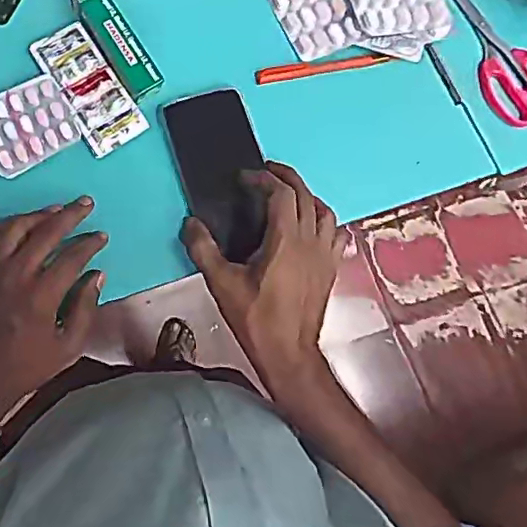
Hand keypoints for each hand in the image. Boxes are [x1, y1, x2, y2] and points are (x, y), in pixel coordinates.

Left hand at [0, 197, 106, 431]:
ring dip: (38, 214)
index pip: (72, 256)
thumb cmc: (25, 369)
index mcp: (40, 296)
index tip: (100, 237)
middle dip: (71, 215)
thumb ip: (85, 309)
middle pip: (46, 232)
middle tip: (85, 205)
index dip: (90, 243)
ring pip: (15, 227)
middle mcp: (14, 276)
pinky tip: (15, 223)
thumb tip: (96, 276)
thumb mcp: (67, 348)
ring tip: (55, 209)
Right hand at [181, 162, 339, 408]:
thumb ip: (203, 249)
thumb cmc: (257, 319)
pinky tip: (313, 227)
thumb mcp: (222, 283)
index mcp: (286, 239)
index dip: (263, 179)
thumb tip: (191, 224)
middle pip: (305, 194)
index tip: (245, 178)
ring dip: (306, 196)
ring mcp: (325, 254)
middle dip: (285, 177)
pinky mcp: (331, 268)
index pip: (281, 193)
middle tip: (266, 172)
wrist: (288, 354)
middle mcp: (311, 241)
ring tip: (288, 195)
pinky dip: (324, 221)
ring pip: (324, 211)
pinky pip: (335, 233)